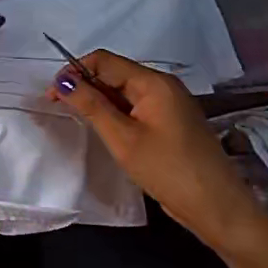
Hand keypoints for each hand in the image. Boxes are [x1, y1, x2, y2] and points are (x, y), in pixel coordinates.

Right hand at [48, 51, 262, 239]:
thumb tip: (63, 80)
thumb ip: (91, 105)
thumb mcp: (123, 138)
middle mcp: (162, 86)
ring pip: (122, 91)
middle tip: (57, 107)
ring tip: (75, 118)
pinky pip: (133, 106)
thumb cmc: (167, 169)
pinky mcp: (169, 122)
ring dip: (97, 99)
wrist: (216, 206)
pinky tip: (101, 127)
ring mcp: (168, 104)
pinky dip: (113, 112)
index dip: (74, 72)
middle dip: (83, 85)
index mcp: (153, 83)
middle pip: (113, 73)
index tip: (52, 94)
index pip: (104, 61)